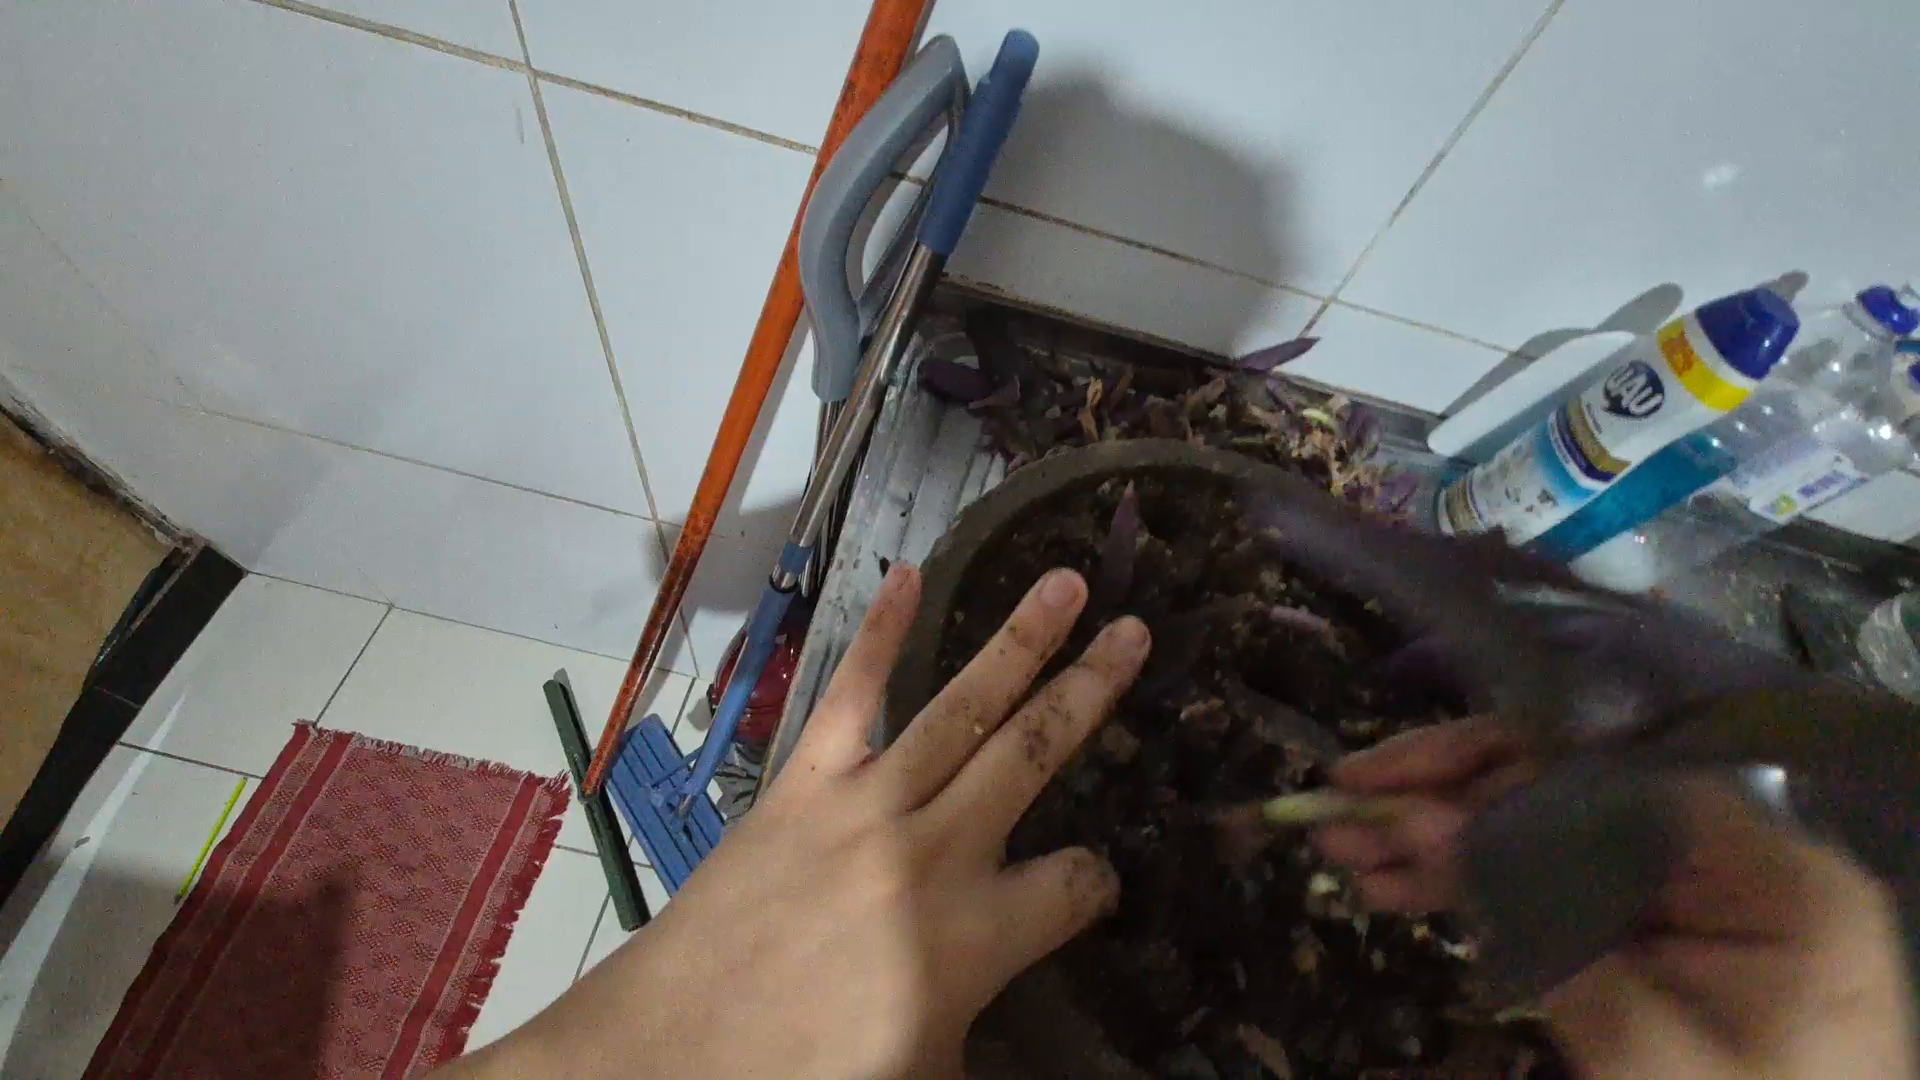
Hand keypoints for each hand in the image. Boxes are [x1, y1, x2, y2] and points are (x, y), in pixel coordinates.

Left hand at [438, 564, 1149, 1079]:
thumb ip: (988, 1018)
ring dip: (1019, 640)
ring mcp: (867, 800)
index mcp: (973, 938)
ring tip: (1065, 584)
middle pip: (1032, 752)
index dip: (1097, 881)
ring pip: (962, 705)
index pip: (1076, 884)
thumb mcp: (925, 1073)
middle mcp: (933, 850)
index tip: (1096, 878)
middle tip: (1136, 630)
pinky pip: (851, 691)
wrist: (665, 1060)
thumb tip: (1021, 994)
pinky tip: (909, 574)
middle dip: (1092, 689)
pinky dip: (882, 632)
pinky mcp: (807, 778)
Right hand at [1313, 719, 1916, 1078]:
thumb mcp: (1633, 1037)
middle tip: (1340, 806)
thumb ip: (1524, 914)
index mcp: (1754, 868)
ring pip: (1521, 823)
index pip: (1588, 768)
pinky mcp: (1629, 912)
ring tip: (1341, 850)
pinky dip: (1455, 876)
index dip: (1473, 759)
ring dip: (1425, 835)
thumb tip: (1412, 814)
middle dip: (1429, 795)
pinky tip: (1387, 885)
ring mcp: (1666, 881)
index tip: (1380, 778)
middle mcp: (1710, 851)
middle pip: (1542, 785)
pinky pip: (1528, 869)